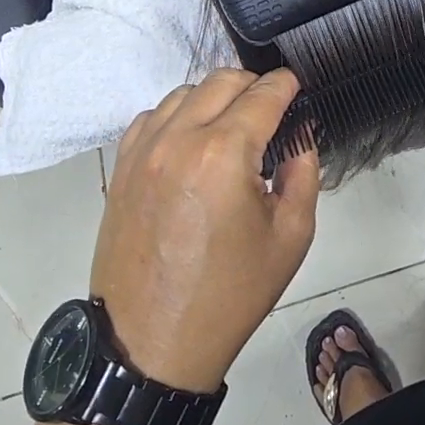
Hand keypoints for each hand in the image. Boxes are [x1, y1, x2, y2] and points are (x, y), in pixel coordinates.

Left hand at [89, 69, 318, 393]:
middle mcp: (178, 139)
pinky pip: (151, 117)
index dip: (287, 84)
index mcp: (224, 153)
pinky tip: (192, 142)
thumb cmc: (230, 294)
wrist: (152, 344)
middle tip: (272, 110)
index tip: (298, 85)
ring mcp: (143, 151)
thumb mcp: (290, 235)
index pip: (263, 94)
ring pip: (184, 93)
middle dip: (253, 86)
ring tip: (232, 128)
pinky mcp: (121, 167)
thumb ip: (303, 171)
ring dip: (214, 98)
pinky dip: (177, 116)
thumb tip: (299, 134)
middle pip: (222, 81)